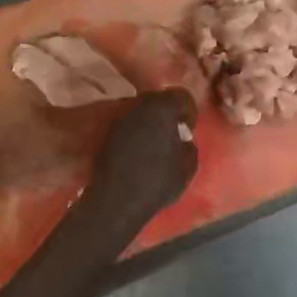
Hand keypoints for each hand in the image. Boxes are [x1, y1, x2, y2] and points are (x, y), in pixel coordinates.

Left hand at [86, 90, 198, 225]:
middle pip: (159, 99)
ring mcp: (120, 117)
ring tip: (155, 143)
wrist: (117, 200)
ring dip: (150, 122)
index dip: (189, 111)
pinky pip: (128, 124)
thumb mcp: (188, 166)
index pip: (182, 96)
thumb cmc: (158, 181)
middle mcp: (139, 104)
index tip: (189, 129)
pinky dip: (136, 132)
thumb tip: (182, 139)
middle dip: (168, 113)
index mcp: (162, 107)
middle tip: (174, 133)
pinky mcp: (106, 131)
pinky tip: (139, 151)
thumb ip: (189, 144)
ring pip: (141, 111)